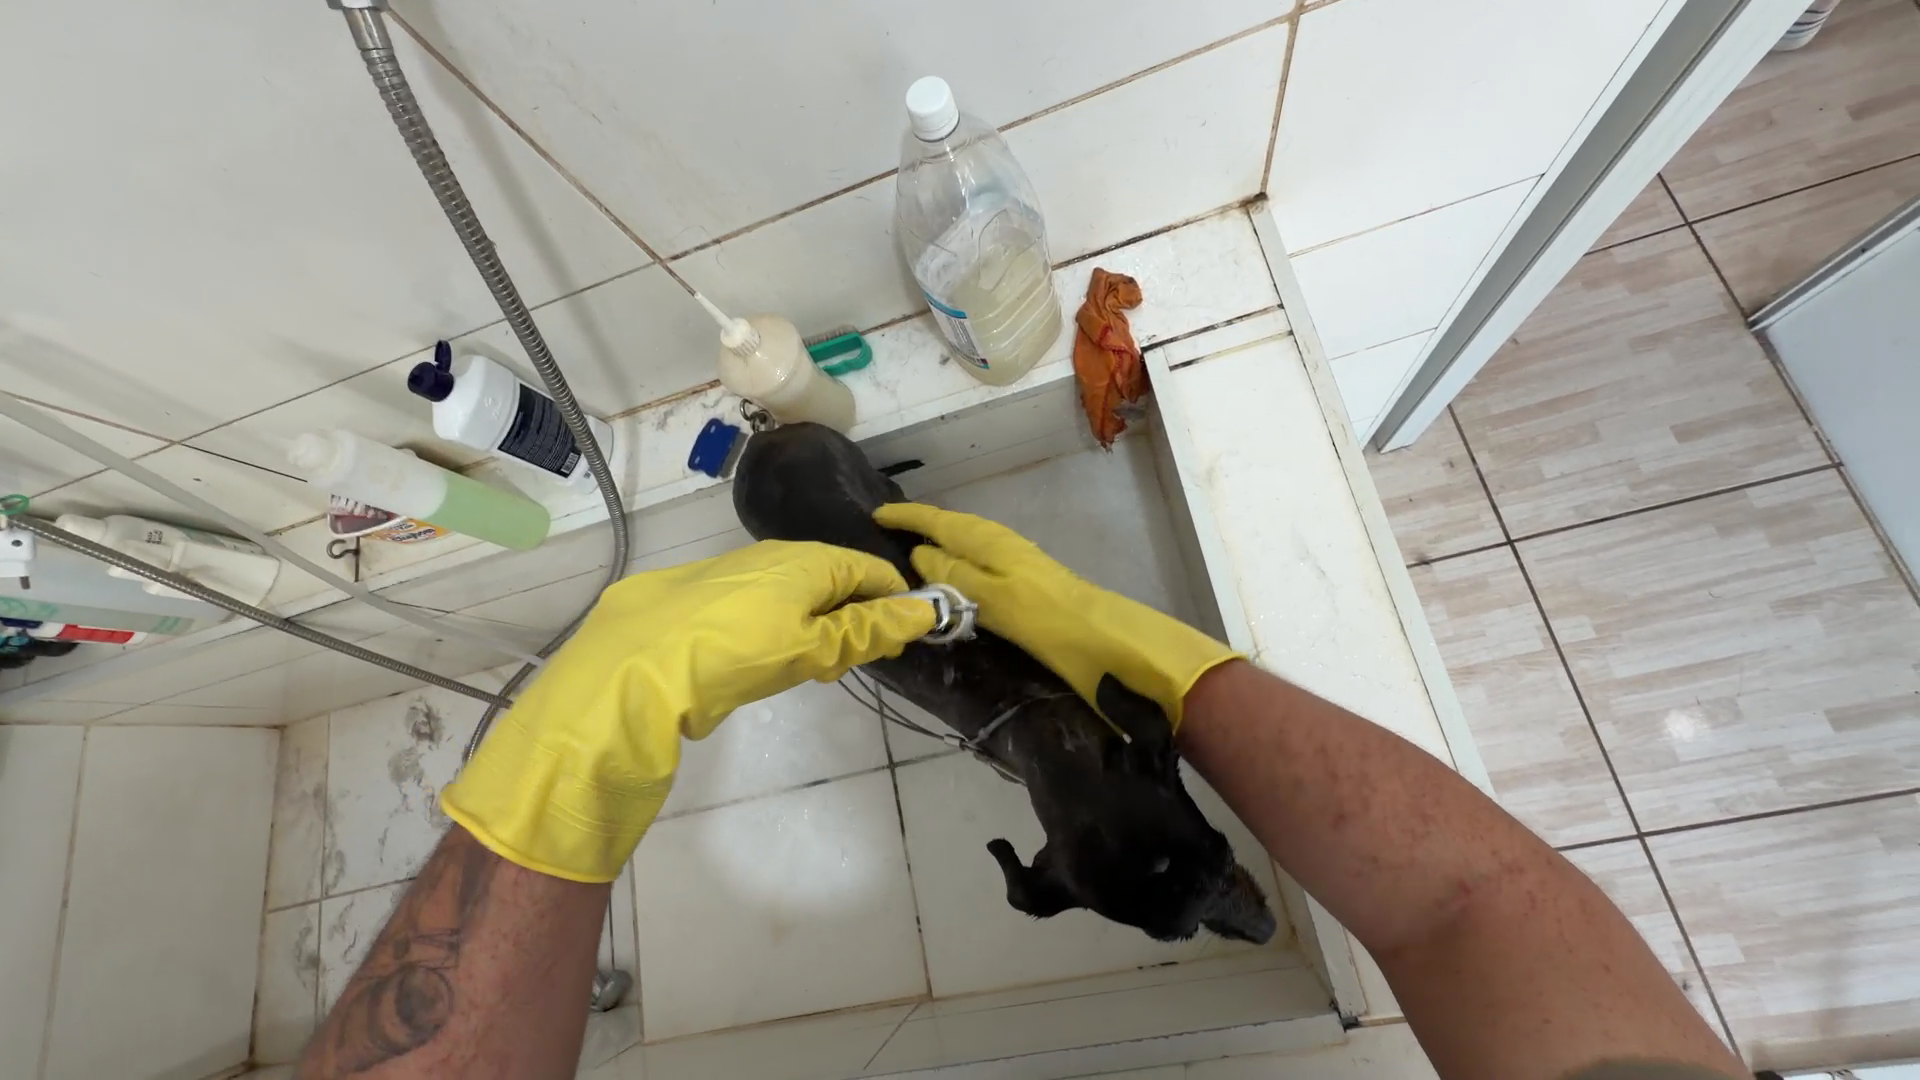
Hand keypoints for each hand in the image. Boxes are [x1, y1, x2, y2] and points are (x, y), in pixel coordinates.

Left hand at [441, 540, 935, 882]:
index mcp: (807, 560)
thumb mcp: (812, 648)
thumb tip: (923, 611)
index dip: (894, 601)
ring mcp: (735, 572)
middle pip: (833, 580)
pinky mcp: (704, 596)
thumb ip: (868, 630)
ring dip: (814, 628)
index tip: (900, 639)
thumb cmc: (738, 653)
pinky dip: (778, 629)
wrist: (633, 668)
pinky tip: (762, 660)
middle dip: (852, 619)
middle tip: (849, 663)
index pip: (870, 569)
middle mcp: (772, 556)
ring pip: (795, 593)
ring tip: (809, 668)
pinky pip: (760, 605)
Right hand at [874, 502, 1236, 729]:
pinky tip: (951, 579)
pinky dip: (956, 563)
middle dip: (919, 526)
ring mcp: (1014, 560)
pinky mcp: (1023, 581)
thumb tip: (919, 554)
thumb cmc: (1044, 617)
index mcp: (986, 540)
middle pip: (950, 527)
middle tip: (886, 533)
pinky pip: (976, 562)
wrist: (1103, 639)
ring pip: (965, 544)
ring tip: (909, 554)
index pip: (936, 520)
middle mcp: (998, 542)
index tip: (876, 515)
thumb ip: (952, 575)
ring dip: (938, 544)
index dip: (906, 517)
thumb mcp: (990, 597)